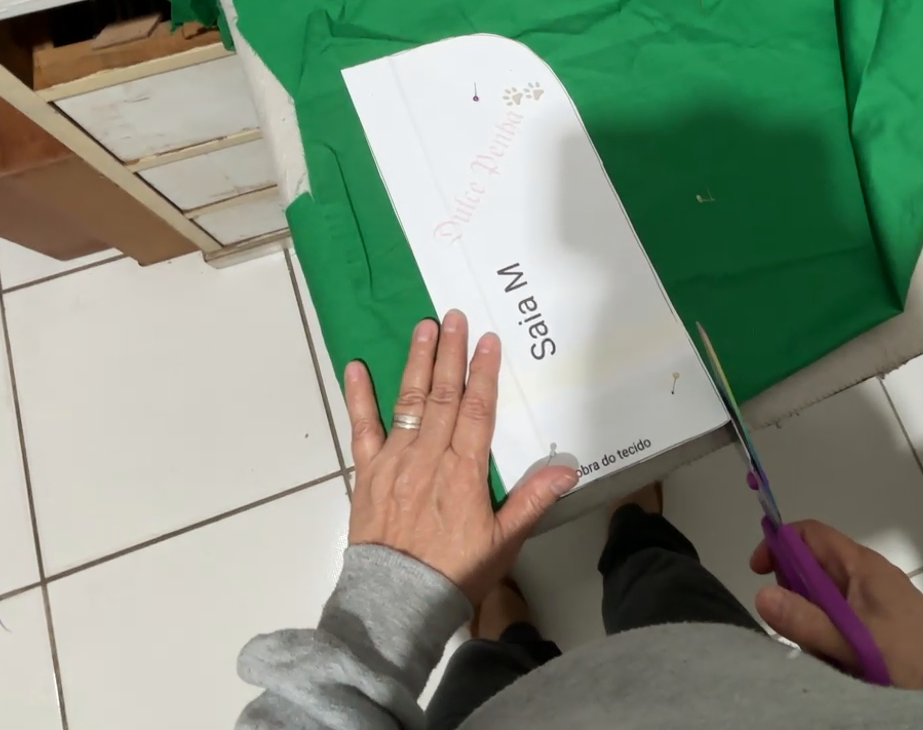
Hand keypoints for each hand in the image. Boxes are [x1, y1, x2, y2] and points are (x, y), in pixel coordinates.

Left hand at [344, 310, 579, 603]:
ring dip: (417, 362)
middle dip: (450, 352)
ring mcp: (394, 460)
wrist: (396, 605)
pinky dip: (359, 396)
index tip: (487, 339)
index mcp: (463, 470)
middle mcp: (428, 455)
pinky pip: (362, 427)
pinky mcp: (366, 471)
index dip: (483, 372)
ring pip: (409, 401)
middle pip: (443, 394)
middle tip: (454, 316)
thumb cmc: (454, 572)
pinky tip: (355, 366)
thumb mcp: (503, 541)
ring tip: (423, 327)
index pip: (477, 409)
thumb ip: (532, 500)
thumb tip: (567, 468)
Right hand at [750, 520, 922, 689]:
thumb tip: (760, 595)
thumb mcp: (853, 642)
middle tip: (794, 622)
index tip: (759, 571)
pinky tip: (838, 655)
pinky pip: (841, 611)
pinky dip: (831, 628)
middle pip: (812, 563)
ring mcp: (876, 595)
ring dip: (814, 615)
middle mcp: (866, 571)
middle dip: (794, 589)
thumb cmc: (910, 659)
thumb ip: (806, 620)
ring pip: (825, 592)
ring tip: (823, 648)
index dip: (778, 543)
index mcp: (860, 564)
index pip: (808, 533)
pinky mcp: (882, 618)